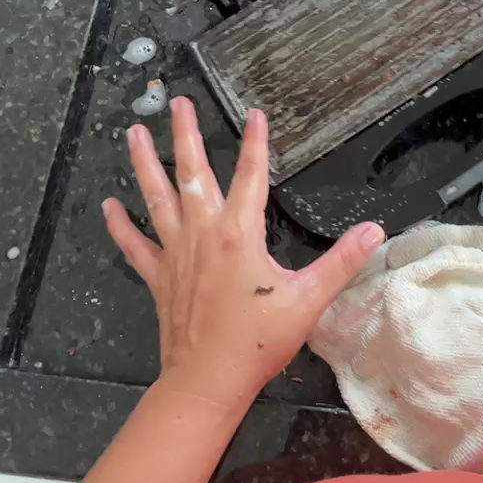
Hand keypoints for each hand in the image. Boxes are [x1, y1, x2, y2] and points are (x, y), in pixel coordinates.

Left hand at [102, 96, 384, 408]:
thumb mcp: (308, 300)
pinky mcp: (158, 275)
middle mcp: (202, 232)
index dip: (256, 141)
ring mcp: (175, 252)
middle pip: (192, 172)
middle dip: (185, 133)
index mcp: (238, 232)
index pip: (251, 174)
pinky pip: (135, 244)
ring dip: (145, 163)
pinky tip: (108, 205)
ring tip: (134, 131)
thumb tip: (374, 230)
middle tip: (176, 101)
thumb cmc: (258, 340)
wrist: (207, 381)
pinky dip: (120, 225)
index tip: (255, 113)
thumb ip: (341, 262)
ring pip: (157, 197)